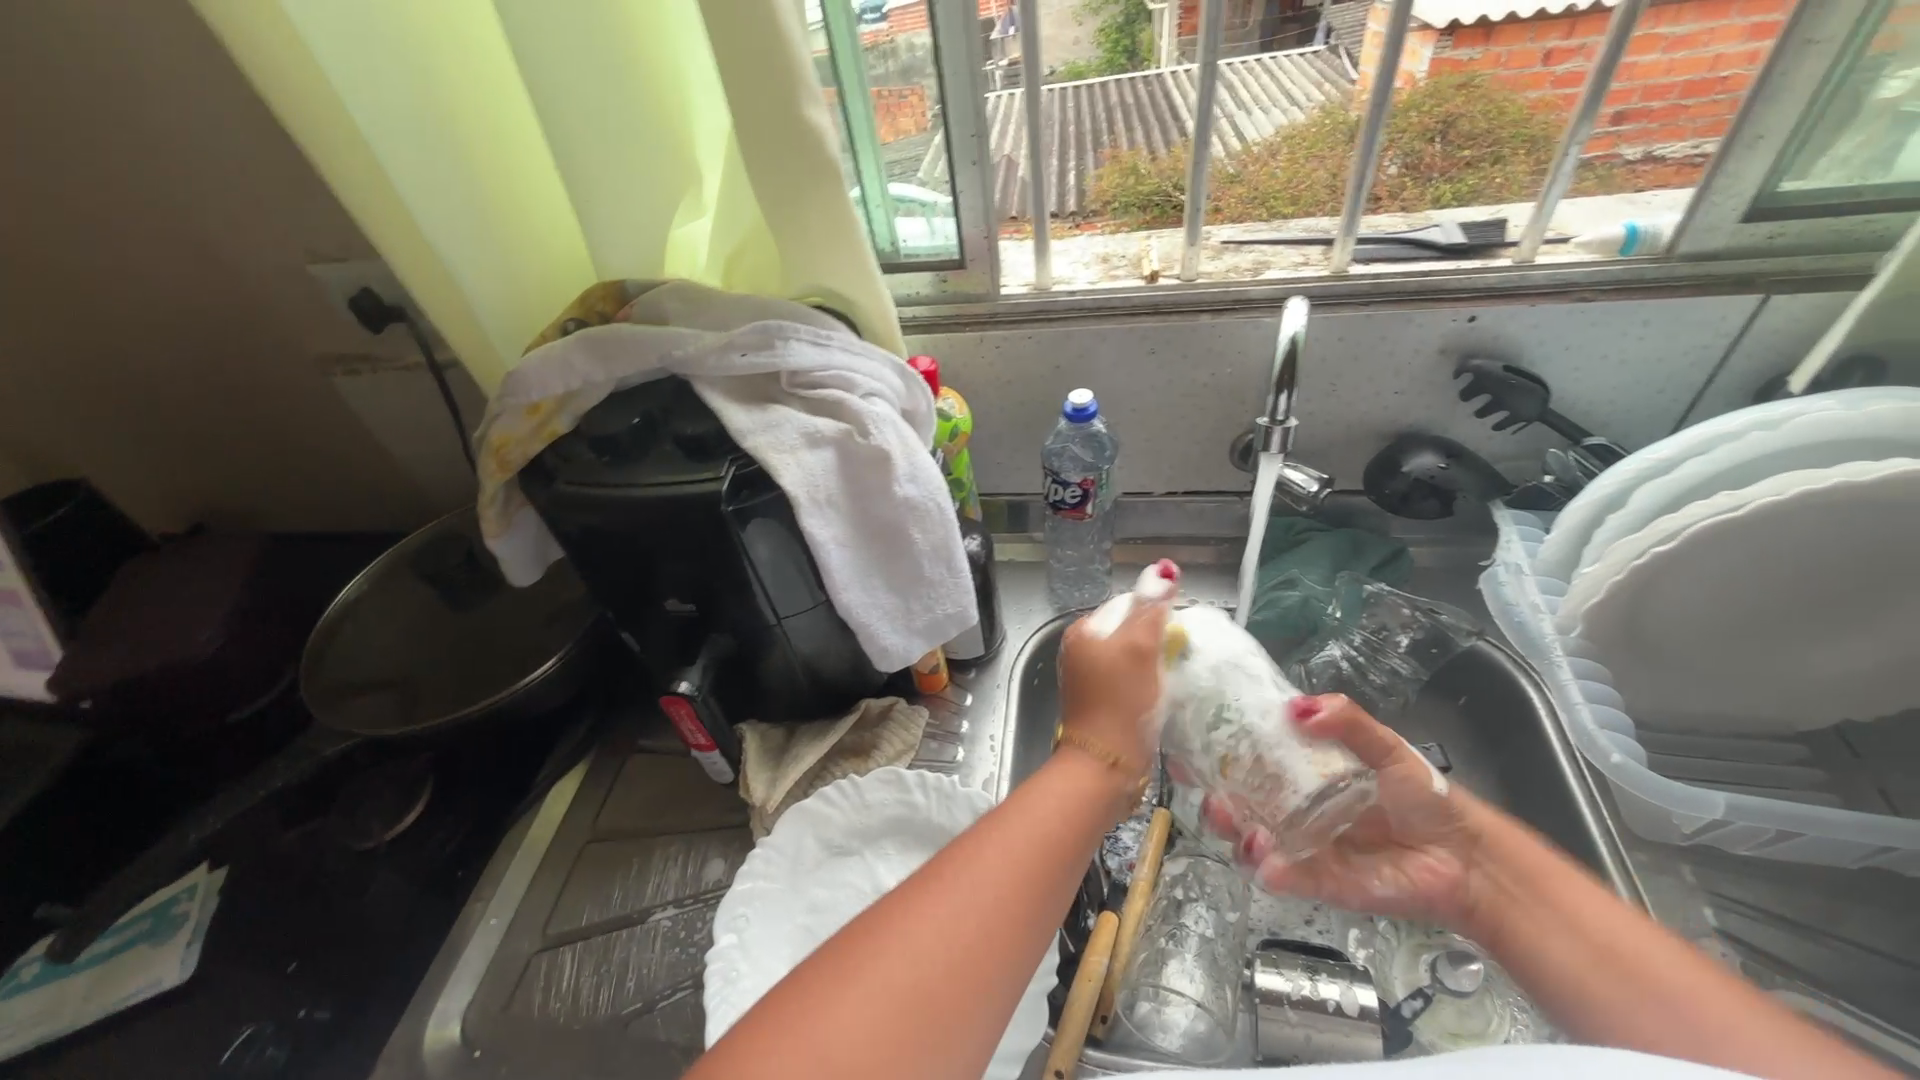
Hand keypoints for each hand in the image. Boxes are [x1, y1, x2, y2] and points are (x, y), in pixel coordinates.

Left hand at [1057, 593, 1172, 782]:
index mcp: (1082, 631)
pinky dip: (1146, 685)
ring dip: (1154, 665)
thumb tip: (1164, 569)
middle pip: (1129, 631)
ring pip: (1132, 657)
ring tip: (1169, 680)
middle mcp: (1080, 651)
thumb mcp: (1139, 647)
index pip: (1126, 604)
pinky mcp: (1101, 702)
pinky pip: (1129, 681)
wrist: (1105, 763)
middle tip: (1176, 659)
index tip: (1174, 636)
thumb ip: (1151, 608)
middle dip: (1155, 642)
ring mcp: (1089, 678)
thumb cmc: (1121, 701)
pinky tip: (1158, 696)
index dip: (1154, 615)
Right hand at [1201, 694, 1483, 927]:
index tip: (1189, 749)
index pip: (1250, 761)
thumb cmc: (1424, 796)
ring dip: (1238, 835)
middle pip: (1240, 803)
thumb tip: (1296, 706)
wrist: (1466, 858)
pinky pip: (1286, 876)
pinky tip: (1269, 861)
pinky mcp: (1320, 882)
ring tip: (1243, 828)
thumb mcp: (1387, 748)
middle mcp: (1294, 809)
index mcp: (1304, 772)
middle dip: (1216, 800)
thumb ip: (1347, 723)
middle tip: (1211, 795)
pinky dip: (1271, 870)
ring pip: (1254, 841)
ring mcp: (1303, 846)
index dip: (1216, 756)